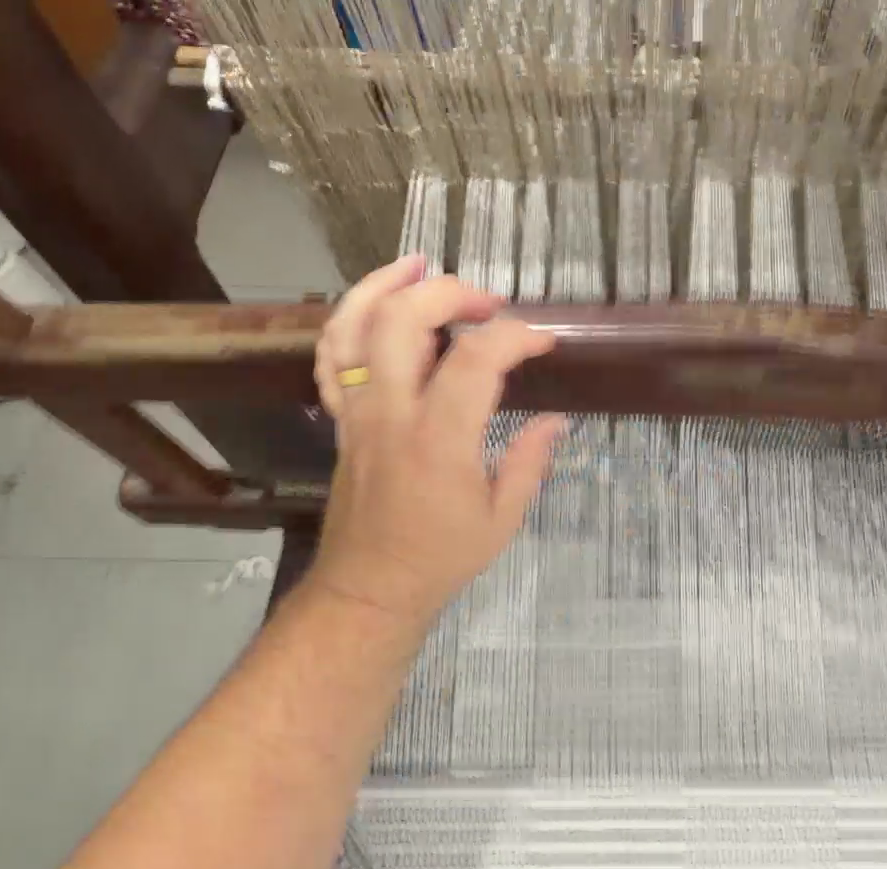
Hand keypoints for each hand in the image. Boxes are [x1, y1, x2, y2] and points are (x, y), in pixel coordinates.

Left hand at [304, 256, 566, 625]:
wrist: (371, 585)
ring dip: (384, 285)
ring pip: (353, 326)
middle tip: (488, 302)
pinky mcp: (341, 420)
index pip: (475, 359)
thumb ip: (528, 463)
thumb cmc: (441, 557)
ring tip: (418, 264)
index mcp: (439, 440)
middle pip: (404, 320)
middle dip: (449, 293)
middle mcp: (392, 413)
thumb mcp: (502, 519)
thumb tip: (557, 422)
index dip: (515, 336)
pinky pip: (330, 357)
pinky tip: (375, 308)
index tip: (544, 341)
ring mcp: (358, 413)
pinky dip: (348, 321)